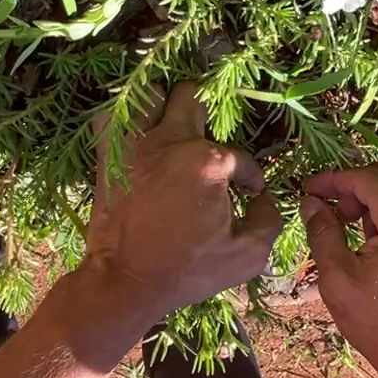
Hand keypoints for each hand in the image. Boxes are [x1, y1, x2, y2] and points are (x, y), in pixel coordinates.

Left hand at [72, 82, 281, 347]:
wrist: (126, 282)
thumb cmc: (187, 271)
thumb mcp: (247, 256)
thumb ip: (270, 220)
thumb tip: (265, 198)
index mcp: (209, 163)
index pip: (241, 158)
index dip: (250, 177)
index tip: (248, 193)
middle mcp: (172, 141)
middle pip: (194, 98)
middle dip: (209, 118)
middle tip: (210, 147)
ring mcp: (135, 144)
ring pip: (152, 96)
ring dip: (165, 109)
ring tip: (173, 132)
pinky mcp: (108, 155)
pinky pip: (110, 118)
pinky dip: (126, 122)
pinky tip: (139, 138)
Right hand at [300, 166, 377, 377]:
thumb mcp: (338, 277)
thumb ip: (323, 232)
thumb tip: (311, 202)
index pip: (369, 180)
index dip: (334, 180)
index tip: (309, 190)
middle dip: (358, 185)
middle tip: (334, 209)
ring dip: (375, 198)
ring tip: (349, 225)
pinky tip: (371, 239)